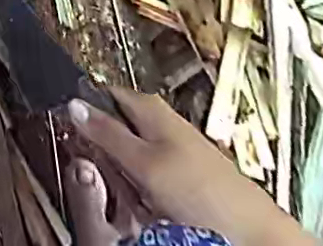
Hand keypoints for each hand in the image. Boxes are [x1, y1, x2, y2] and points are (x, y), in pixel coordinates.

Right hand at [67, 89, 313, 245]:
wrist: (253, 235)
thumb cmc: (202, 195)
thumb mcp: (144, 164)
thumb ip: (107, 133)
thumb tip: (72, 103)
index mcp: (148, 105)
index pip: (102, 92)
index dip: (83, 110)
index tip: (69, 131)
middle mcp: (160, 118)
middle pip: (114, 123)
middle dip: (104, 147)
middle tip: (102, 171)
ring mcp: (173, 145)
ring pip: (130, 152)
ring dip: (122, 170)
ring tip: (127, 192)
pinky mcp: (182, 172)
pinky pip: (147, 173)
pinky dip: (140, 186)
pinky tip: (145, 204)